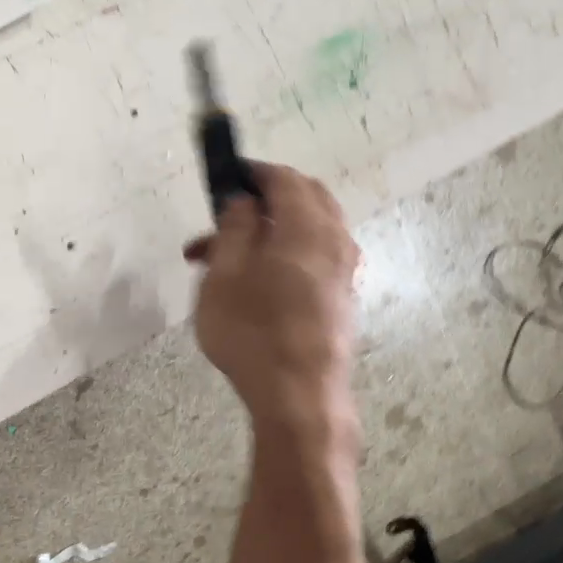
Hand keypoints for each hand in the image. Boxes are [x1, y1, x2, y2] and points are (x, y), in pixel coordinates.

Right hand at [184, 162, 360, 433]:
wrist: (297, 391)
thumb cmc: (251, 330)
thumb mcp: (224, 276)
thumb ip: (234, 230)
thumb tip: (243, 201)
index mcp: (305, 226)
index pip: (284, 179)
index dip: (253, 172)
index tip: (224, 176)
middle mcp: (334, 239)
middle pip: (305, 198)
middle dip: (261, 200)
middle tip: (219, 221)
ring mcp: (343, 268)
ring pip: (307, 229)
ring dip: (268, 230)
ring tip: (222, 260)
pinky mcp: (339, 295)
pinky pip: (313, 254)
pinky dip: (282, 251)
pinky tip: (252, 281)